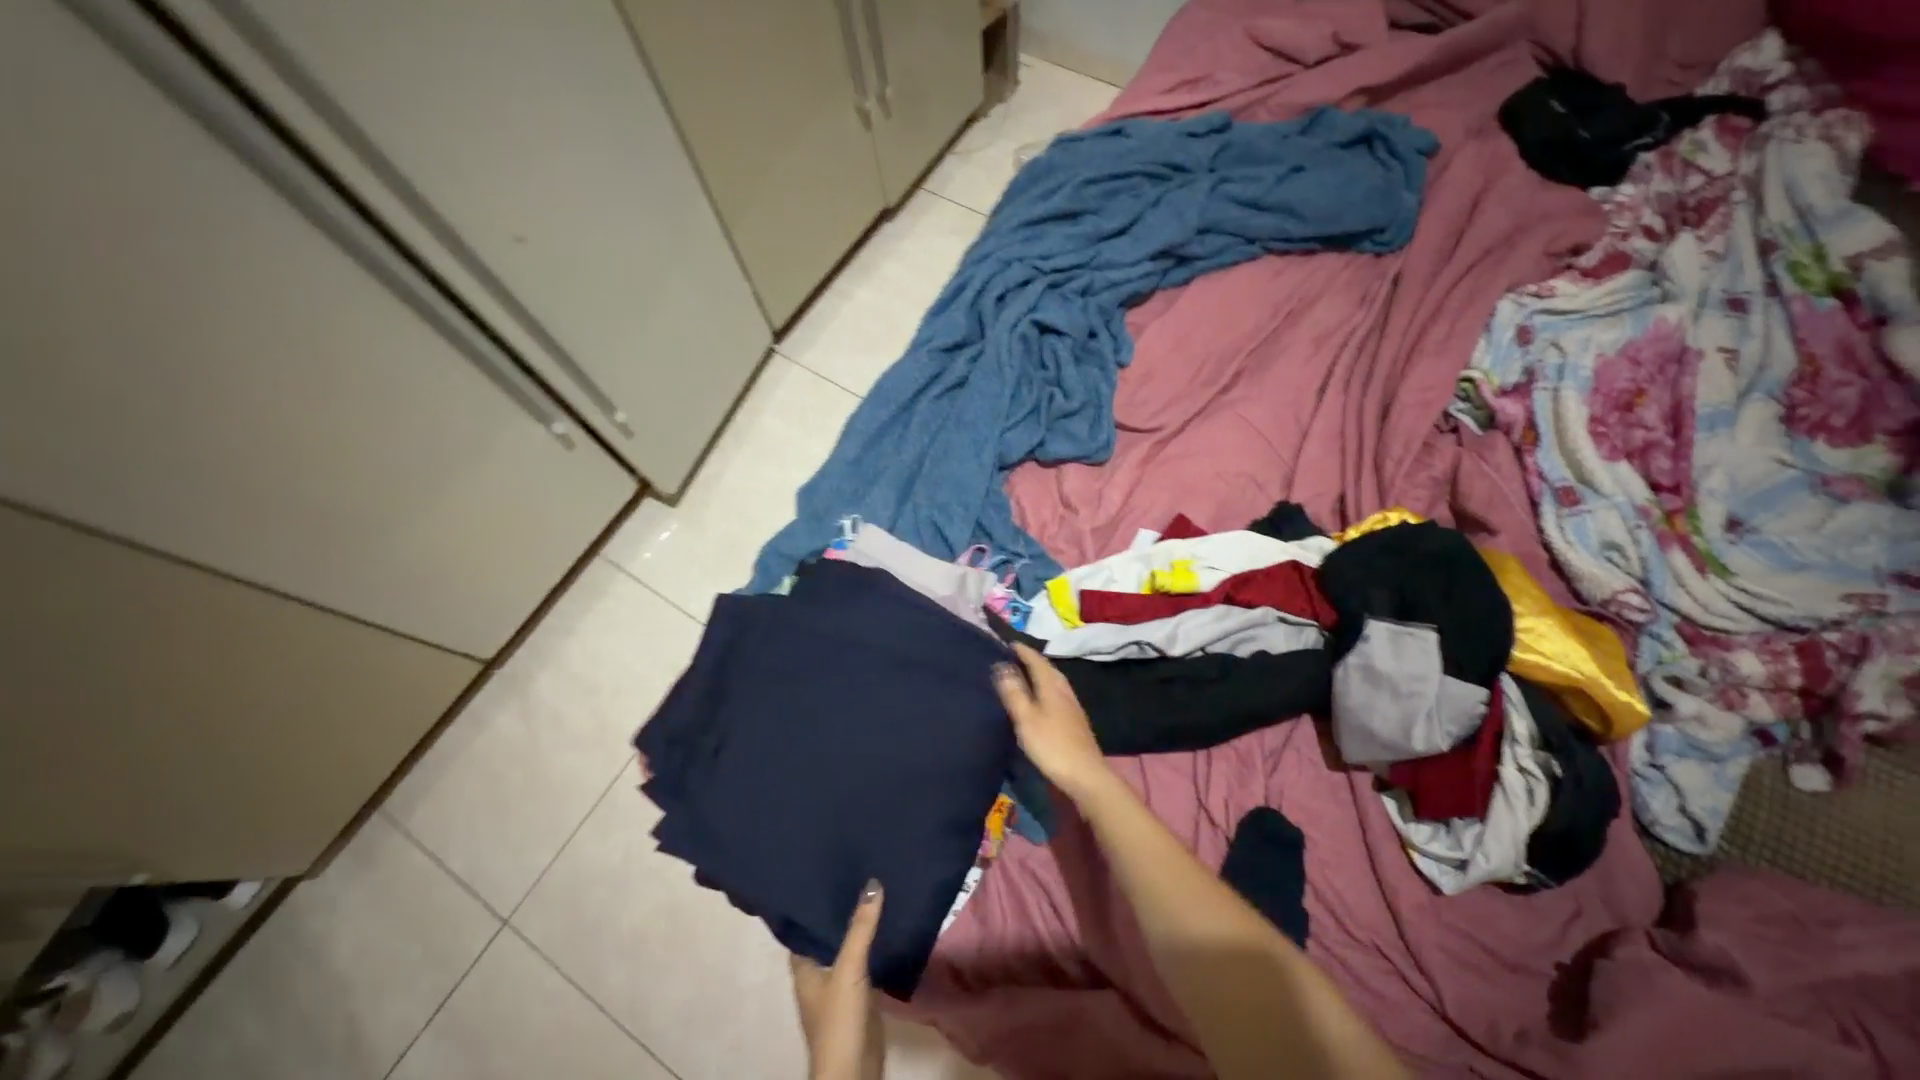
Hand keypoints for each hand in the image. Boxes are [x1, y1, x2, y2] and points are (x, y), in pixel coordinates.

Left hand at [790, 880, 884, 1079]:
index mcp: (803, 968)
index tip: (829, 876)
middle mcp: (817, 976)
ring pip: (848, 952)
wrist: (854, 1070)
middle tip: (861, 878)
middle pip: (828, 938)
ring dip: (860, 932)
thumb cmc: (839, 1019)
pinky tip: (889, 932)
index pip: (803, 928)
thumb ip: (860, 929)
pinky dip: (873, 951)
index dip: (813, 904)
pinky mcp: (859, 1000)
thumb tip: (872, 883)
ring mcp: (838, 990)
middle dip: (842, 914)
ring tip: (878, 896)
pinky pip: (865, 968)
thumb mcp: (848, 969)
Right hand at [993, 643, 1110, 798]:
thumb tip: (1002, 665)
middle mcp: (1064, 691)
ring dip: (1041, 674)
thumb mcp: (1026, 718)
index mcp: (1052, 686)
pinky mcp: (1075, 720)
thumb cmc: (1051, 745)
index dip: (1023, 651)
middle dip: (1032, 660)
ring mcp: (1072, 706)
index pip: (1036, 660)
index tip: (1009, 643)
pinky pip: (1058, 694)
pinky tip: (1042, 699)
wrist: (1085, 774)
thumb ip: (1013, 692)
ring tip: (1025, 675)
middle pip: (1048, 669)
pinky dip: (1046, 688)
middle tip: (1015, 657)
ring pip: (1055, 681)